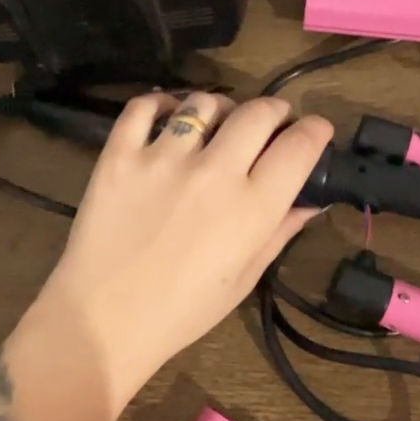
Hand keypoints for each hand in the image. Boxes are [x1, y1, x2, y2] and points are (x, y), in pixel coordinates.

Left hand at [24, 92, 333, 400]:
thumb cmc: (181, 310)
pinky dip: (160, 102)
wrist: (105, 318)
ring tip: (216, 123)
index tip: (314, 130)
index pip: (299, 146)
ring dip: (219, 108)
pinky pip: (142, 107)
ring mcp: (162, 158)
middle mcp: (212, 172)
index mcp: (251, 207)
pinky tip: (168, 114)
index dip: (314, 131)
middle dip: (274, 111)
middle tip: (270, 122)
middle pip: (256, 113)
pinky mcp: (119, 155)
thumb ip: (280, 231)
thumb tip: (313, 200)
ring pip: (202, 103)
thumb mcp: (243, 278)